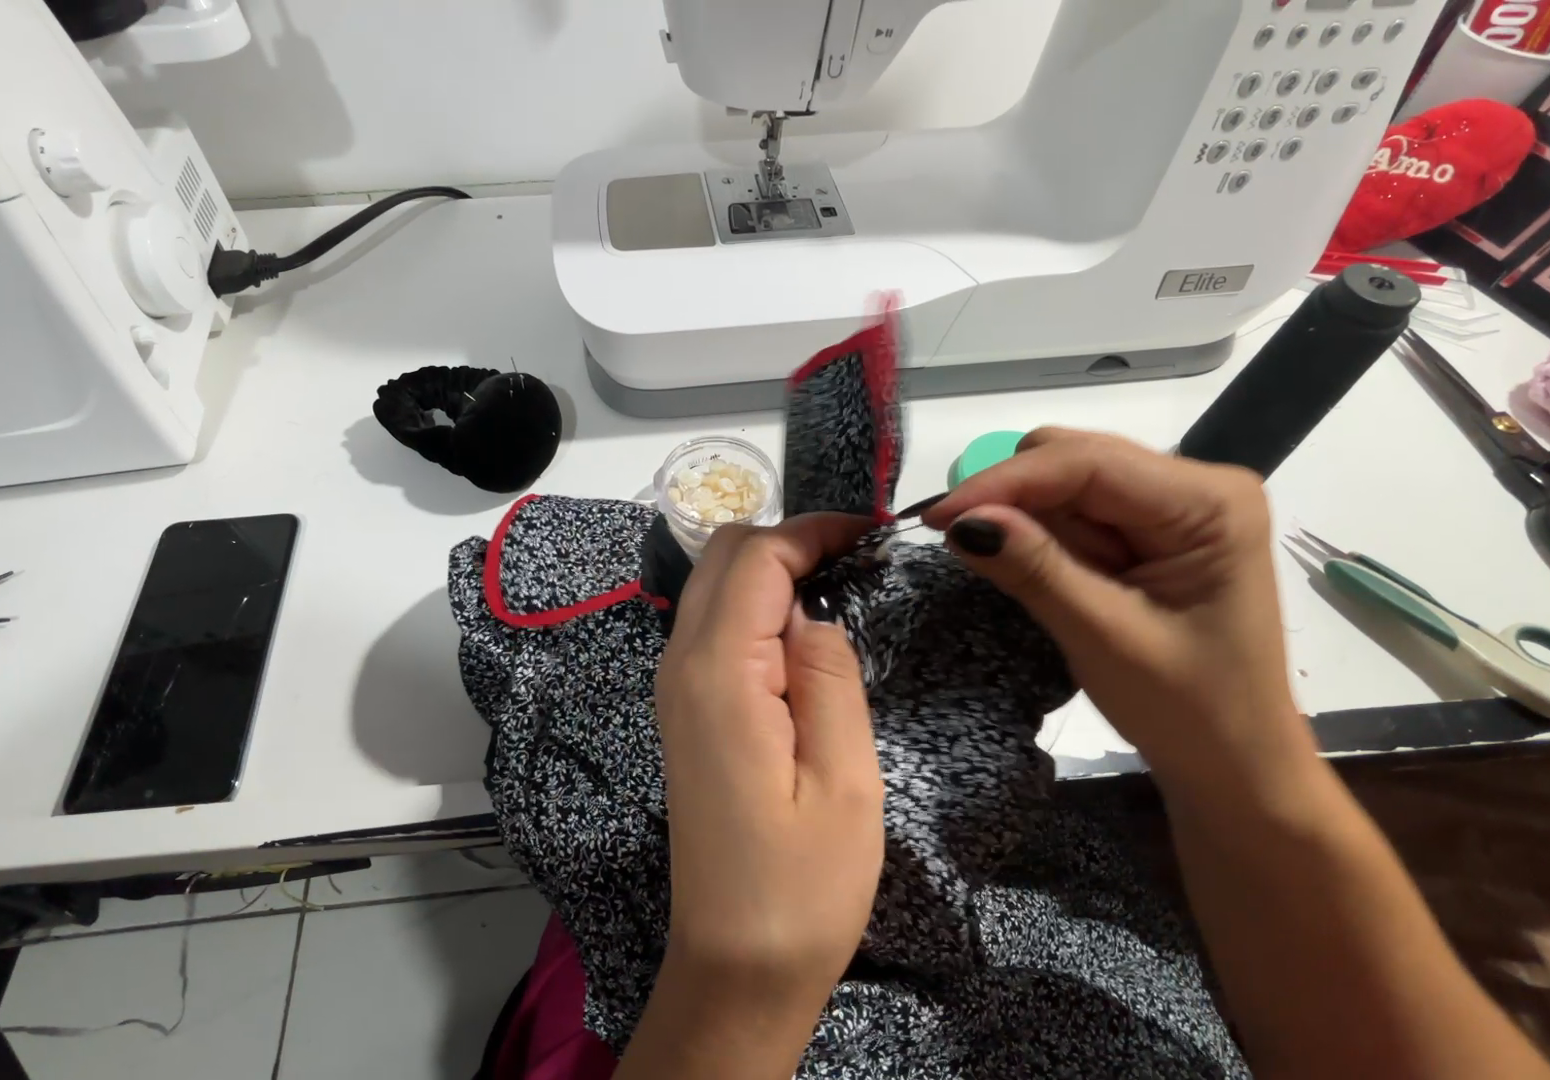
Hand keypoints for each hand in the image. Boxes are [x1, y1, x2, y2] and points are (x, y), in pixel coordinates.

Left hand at [638, 514, 882, 1072]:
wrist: (734, 964)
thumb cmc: (802, 885)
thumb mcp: (845, 778)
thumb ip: (829, 673)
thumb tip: (813, 611)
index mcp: (718, 672)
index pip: (756, 557)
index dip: (814, 529)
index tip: (874, 532)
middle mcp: (680, 666)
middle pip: (723, 558)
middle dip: (789, 540)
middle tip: (859, 560)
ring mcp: (674, 689)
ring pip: (715, 589)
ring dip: (772, 571)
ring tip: (841, 587)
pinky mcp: (684, 712)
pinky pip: (714, 629)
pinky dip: (756, 608)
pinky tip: (802, 634)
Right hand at [922, 428, 1312, 805]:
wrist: (1234, 765)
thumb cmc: (1186, 710)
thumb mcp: (1102, 638)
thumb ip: (1034, 569)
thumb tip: (960, 521)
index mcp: (1208, 503)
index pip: (1085, 463)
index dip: (1003, 483)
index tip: (936, 519)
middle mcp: (1195, 486)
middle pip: (1073, 458)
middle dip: (1013, 498)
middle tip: (968, 547)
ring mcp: (1173, 505)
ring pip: (1066, 481)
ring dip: (1027, 520)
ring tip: (1027, 578)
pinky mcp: (1150, 530)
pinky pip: (1075, 512)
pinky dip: (1042, 536)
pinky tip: (1040, 570)